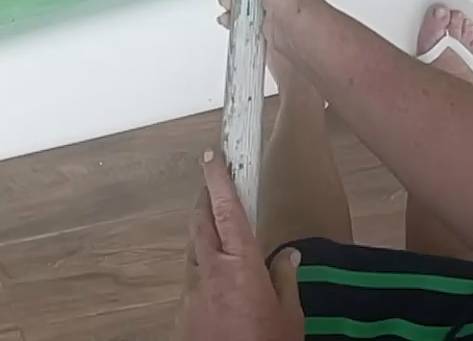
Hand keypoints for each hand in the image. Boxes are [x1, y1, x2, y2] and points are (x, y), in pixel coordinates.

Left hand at [178, 150, 304, 340]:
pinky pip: (191, 276)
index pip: (226, 208)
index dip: (217, 177)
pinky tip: (215, 278)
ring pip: (192, 247)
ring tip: (217, 229)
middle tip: (213, 185)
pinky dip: (201, 266)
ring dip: (202, 232)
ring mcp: (192, 289)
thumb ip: (286, 280)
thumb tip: (287, 256)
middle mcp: (210, 268)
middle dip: (205, 198)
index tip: (210, 154)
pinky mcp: (183, 310)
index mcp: (240, 263)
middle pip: (200, 220)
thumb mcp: (290, 318)